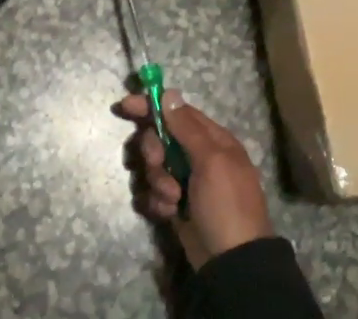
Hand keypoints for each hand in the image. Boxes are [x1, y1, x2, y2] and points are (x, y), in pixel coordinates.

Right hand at [116, 90, 275, 268]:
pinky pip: (153, 192)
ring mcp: (185, 182)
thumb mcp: (212, 162)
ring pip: (152, 166)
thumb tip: (169, 93)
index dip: (150, 107)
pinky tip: (168, 214)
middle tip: (160, 165)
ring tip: (172, 200)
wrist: (232, 264)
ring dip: (156, 182)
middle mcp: (197, 157)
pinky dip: (156, 202)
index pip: (175, 112)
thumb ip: (188, 128)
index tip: (125, 107)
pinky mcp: (175, 205)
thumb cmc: (226, 205)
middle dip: (153, 152)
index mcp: (212, 141)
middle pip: (158, 138)